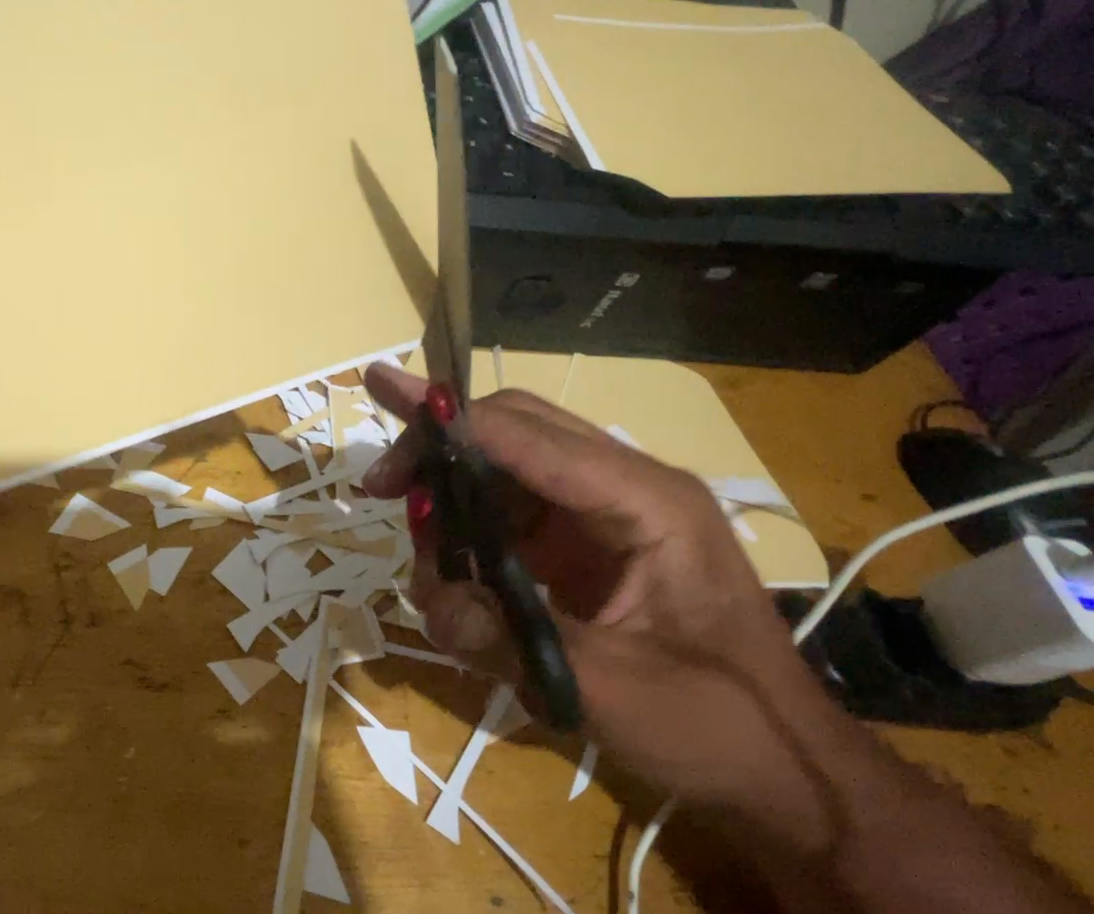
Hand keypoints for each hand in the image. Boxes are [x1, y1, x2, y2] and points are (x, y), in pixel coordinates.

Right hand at [361, 366, 846, 820]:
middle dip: (439, 446)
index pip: (529, 436)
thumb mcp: (607, 691)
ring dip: (449, 494)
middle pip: (513, 429)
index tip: (380, 390)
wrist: (783, 770)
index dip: (451, 416)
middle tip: (377, 486)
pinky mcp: (585, 544)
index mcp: (647, 503)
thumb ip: (507, 639)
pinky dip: (469, 531)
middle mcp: (624, 489)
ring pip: (504, 468)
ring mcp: (604, 514)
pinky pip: (509, 513)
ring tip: (422, 554)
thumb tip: (426, 600)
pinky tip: (449, 571)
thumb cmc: (716, 725)